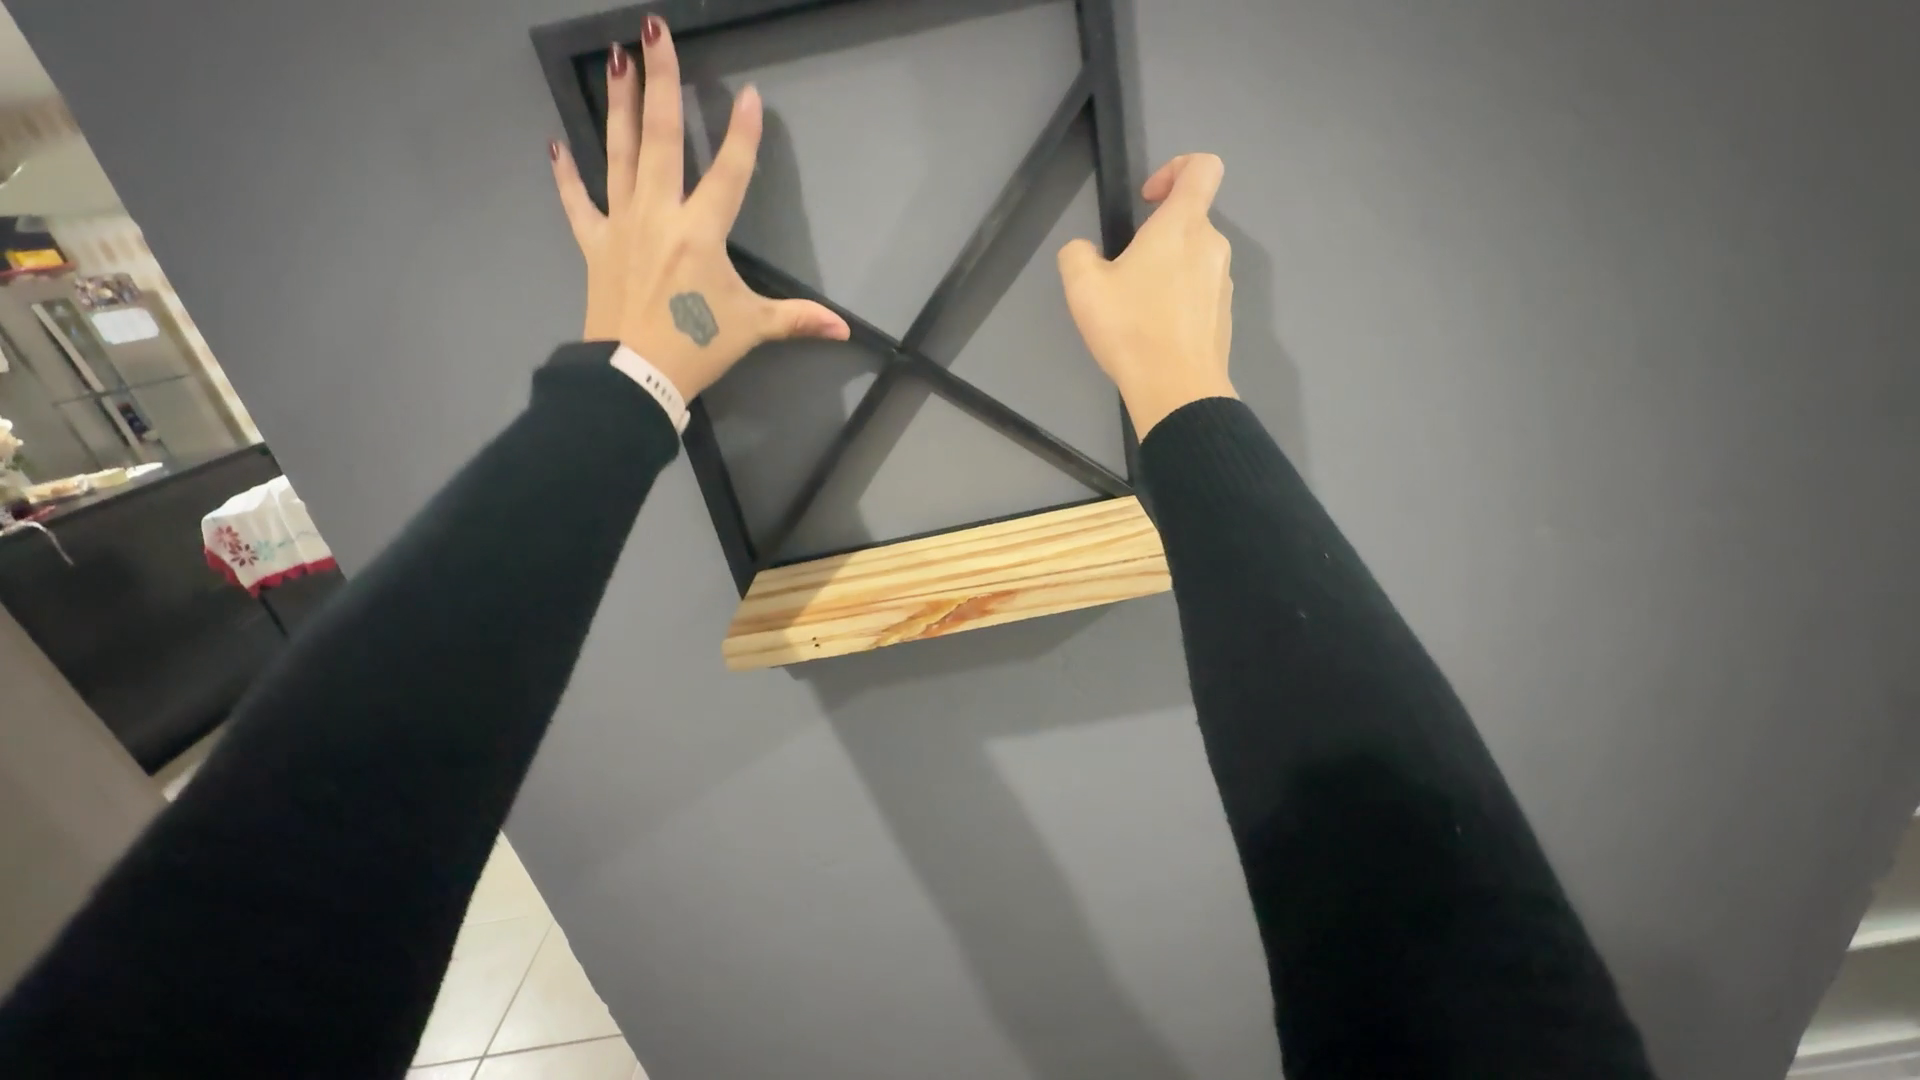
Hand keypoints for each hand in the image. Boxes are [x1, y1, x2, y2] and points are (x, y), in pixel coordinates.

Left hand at [549, 17, 849, 399]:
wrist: (635, 376)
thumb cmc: (697, 348)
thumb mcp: (752, 329)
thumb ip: (797, 319)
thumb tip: (844, 330)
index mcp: (701, 233)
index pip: (728, 174)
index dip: (742, 135)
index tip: (749, 96)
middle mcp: (658, 215)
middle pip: (658, 140)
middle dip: (659, 83)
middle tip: (653, 31)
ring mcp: (620, 225)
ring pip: (618, 155)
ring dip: (617, 106)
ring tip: (614, 60)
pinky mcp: (594, 244)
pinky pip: (576, 202)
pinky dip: (566, 175)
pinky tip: (556, 143)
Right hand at [1058, 154, 1237, 437]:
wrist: (1177, 389)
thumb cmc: (1131, 329)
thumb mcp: (1083, 288)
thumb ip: (1076, 255)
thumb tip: (1084, 251)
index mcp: (1182, 226)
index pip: (1202, 167)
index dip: (1174, 169)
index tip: (1146, 199)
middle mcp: (1211, 246)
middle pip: (1191, 219)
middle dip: (1157, 235)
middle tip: (1124, 270)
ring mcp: (1223, 282)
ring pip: (1194, 259)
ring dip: (1166, 270)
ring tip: (1135, 308)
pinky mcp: (1224, 315)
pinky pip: (1199, 292)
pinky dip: (1177, 300)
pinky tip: (1153, 332)